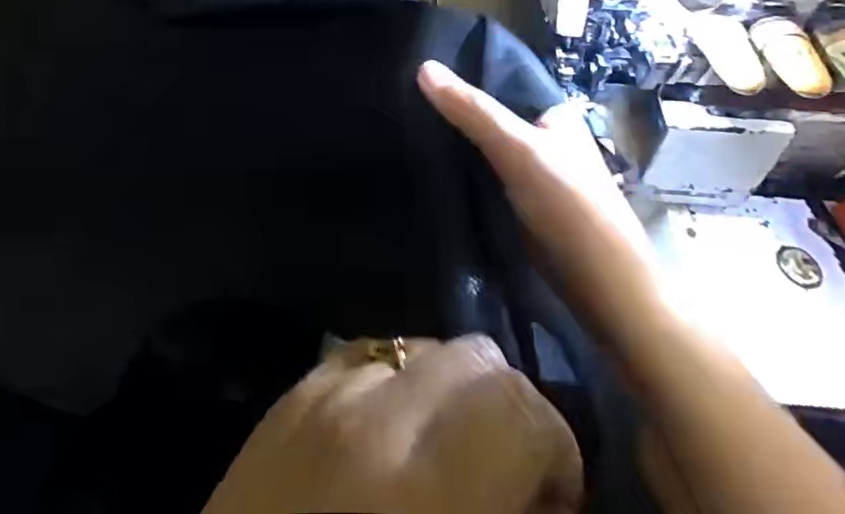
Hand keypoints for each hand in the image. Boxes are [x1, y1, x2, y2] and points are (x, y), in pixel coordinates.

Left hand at [204, 335, 581, 513]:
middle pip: (480, 358)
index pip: (523, 409)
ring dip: (455, 393)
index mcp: (422, 487)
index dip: (556, 454)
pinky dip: (400, 386)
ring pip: (429, 345)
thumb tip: (551, 497)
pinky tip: (389, 438)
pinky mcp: (289, 396)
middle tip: (502, 476)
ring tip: (443, 452)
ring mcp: (321, 395)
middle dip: (509, 412)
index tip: (551, 502)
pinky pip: (372, 357)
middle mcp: (371, 418)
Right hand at [417, 61, 663, 344]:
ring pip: (487, 155)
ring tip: (403, 140)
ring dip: (456, 152)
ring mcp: (537, 177)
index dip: (464, 81)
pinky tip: (429, 180)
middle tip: (401, 111)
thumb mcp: (518, 148)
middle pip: (493, 122)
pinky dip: (464, 182)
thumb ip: (473, 111)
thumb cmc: (568, 203)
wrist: (602, 284)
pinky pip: (487, 185)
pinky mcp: (525, 211)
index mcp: (556, 114)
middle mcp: (549, 140)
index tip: (414, 79)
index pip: (502, 84)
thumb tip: (422, 67)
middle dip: (456, 120)